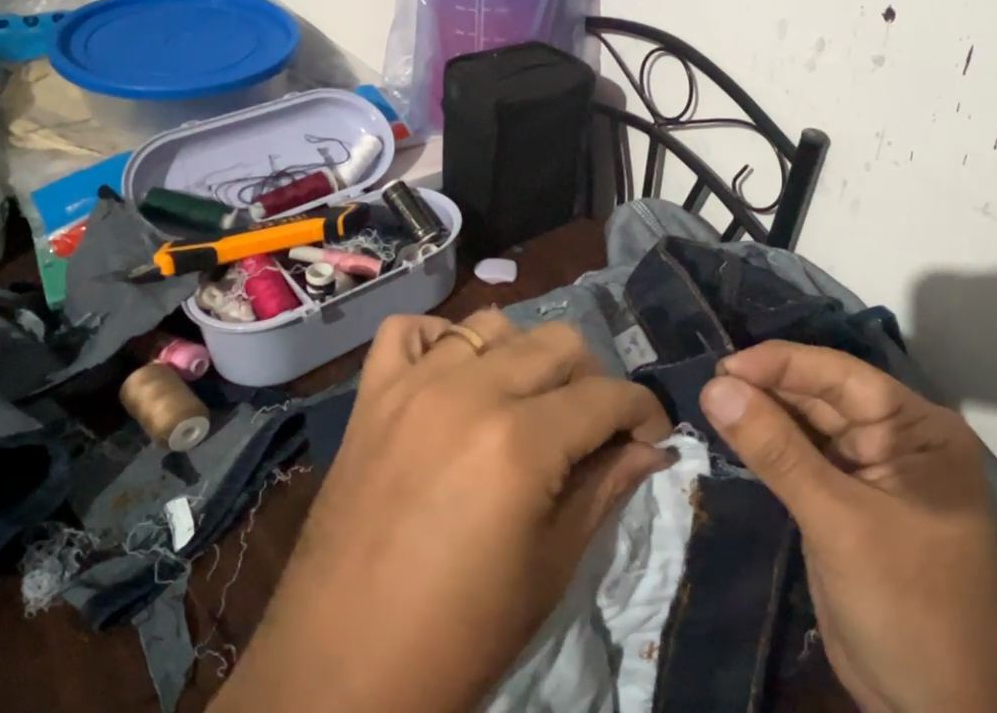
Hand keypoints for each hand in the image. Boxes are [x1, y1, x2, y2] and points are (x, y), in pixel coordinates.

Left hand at [213, 310, 672, 712]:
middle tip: (593, 428)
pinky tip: (455, 378)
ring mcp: (411, 388)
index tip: (651, 436)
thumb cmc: (462, 632)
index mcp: (520, 442)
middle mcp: (468, 394)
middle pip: (558, 343)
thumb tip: (651, 448)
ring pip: (491, 326)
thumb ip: (605, 489)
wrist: (345, 669)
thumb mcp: (552, 566)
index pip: (607, 395)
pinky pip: (408, 332)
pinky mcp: (369, 398)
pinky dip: (440, 341)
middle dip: (592, 379)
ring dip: (524, 356)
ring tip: (527, 403)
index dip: (643, 412)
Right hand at [700, 341, 996, 712]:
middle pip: (826, 400)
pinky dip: (772, 452)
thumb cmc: (904, 603)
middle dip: (770, 390)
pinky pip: (805, 464)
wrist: (933, 707)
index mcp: (920, 431)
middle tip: (708, 385)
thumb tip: (716, 387)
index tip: (723, 364)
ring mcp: (874, 476)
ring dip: (765, 418)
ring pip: (811, 431)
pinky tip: (736, 435)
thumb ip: (777, 451)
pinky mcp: (849, 507)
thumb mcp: (838, 520)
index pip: (844, 378)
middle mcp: (900, 443)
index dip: (783, 365)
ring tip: (711, 403)